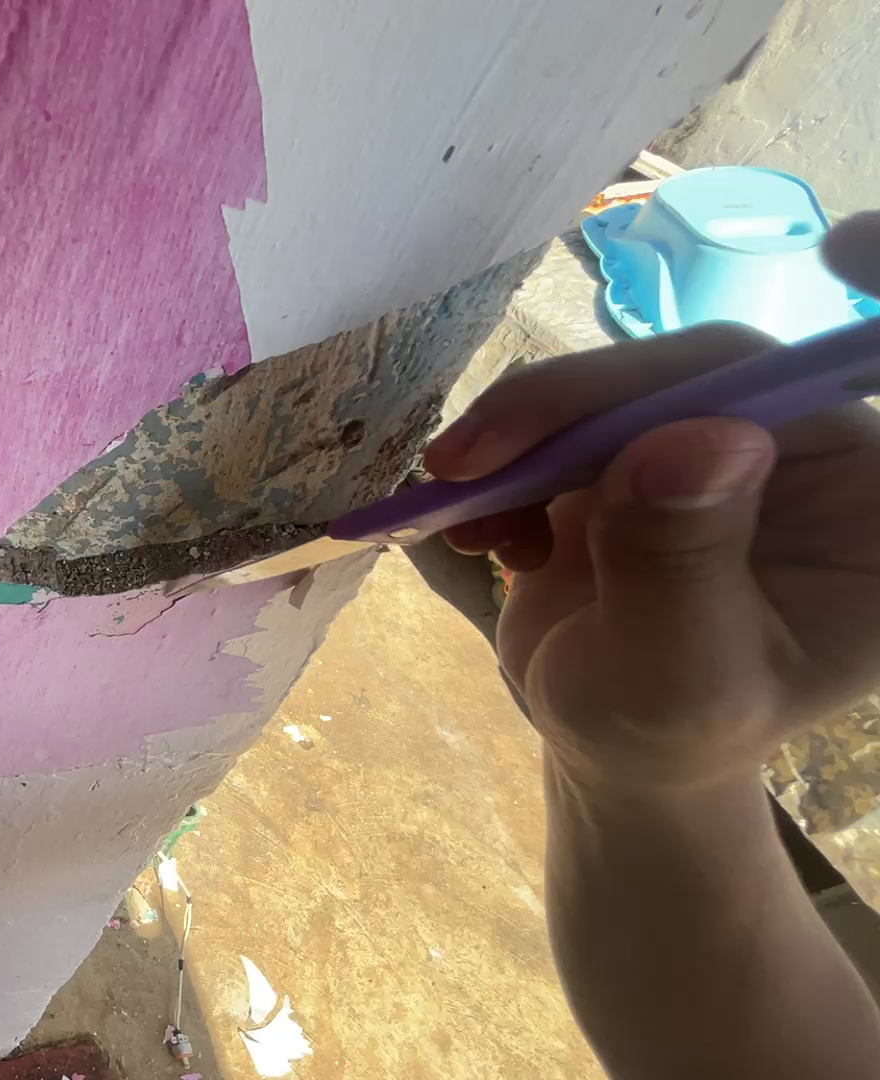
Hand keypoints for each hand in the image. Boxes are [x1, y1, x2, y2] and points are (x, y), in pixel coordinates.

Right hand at [425, 212, 879, 793]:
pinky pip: (545, 433)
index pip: (848, 372)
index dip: (878, 286)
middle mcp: (794, 460)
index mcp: (863, 503)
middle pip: (682, 375)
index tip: (845, 245)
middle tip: (455, 462)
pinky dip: (492, 474)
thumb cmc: (658, 727)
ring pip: (595, 399)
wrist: (601, 734)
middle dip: (559, 410)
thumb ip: (678, 566)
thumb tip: (687, 439)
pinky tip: (480, 532)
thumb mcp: (670, 673)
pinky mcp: (618, 465)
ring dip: (506, 448)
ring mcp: (697, 457)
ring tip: (455, 519)